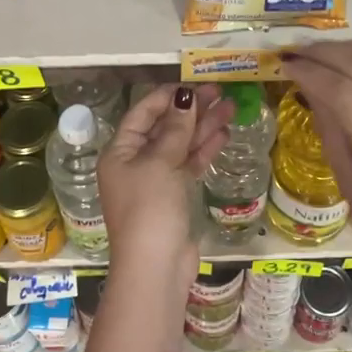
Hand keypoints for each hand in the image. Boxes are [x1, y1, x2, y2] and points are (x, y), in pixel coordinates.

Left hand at [99, 84, 231, 270]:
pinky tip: (224, 134)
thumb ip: (175, 129)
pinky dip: (205, 150)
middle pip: (164, 127)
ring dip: (203, 127)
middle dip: (191, 110)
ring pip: (181, 145)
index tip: (192, 84)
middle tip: (219, 91)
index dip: (166, 97)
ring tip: (230, 108)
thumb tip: (185, 97)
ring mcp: (156, 181)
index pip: (142, 114)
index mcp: (120, 152)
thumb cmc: (149, 209)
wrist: (155, 267)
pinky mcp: (174, 197)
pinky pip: (189, 165)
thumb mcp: (160, 163)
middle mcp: (135, 163)